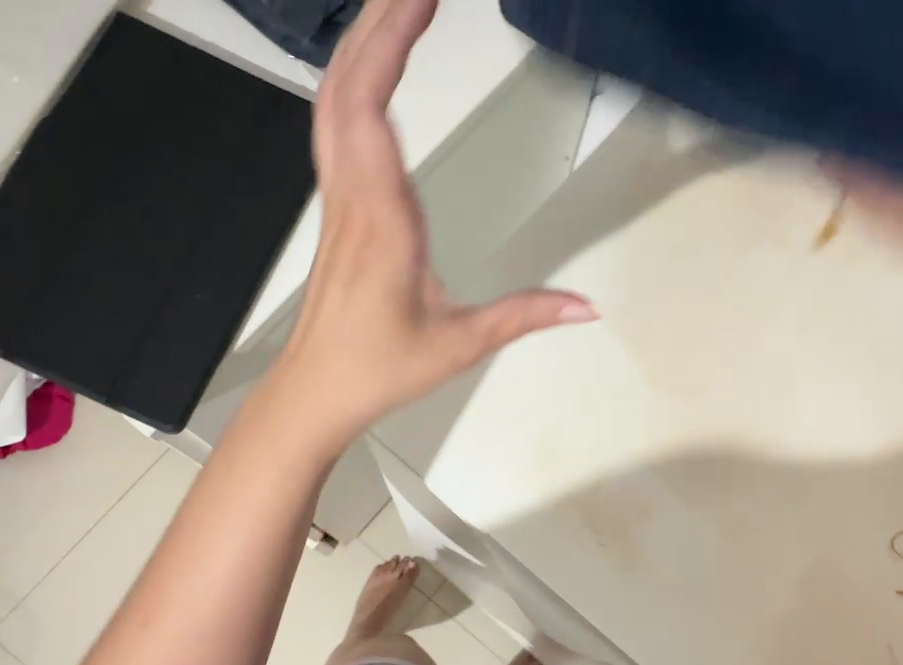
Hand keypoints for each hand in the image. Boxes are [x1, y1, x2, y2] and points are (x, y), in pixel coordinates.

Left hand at [269, 0, 595, 442]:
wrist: (316, 388)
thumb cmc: (379, 368)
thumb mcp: (459, 345)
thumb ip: (523, 317)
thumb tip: (586, 308)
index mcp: (381, 220)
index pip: (372, 109)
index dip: (390, 42)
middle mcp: (352, 196)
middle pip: (345, 85)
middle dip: (378, 22)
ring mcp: (337, 198)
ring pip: (332, 100)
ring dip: (359, 44)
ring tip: (399, 5)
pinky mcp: (336, 206)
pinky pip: (333, 125)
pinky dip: (350, 79)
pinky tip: (371, 66)